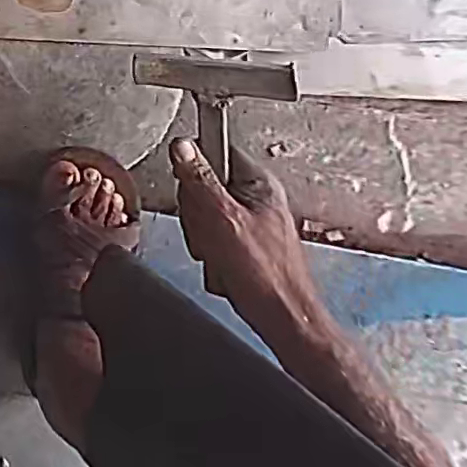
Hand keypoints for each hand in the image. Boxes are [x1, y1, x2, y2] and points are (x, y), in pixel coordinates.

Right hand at [170, 138, 319, 328]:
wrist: (284, 321)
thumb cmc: (265, 275)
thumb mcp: (222, 219)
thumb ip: (199, 180)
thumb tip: (182, 145)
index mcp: (258, 182)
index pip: (214, 151)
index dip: (195, 171)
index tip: (194, 192)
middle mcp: (256, 197)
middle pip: (202, 184)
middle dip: (196, 213)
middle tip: (210, 231)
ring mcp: (249, 220)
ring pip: (202, 212)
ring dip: (201, 236)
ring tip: (218, 252)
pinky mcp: (243, 242)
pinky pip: (208, 235)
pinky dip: (209, 251)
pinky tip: (221, 264)